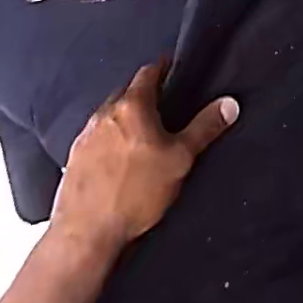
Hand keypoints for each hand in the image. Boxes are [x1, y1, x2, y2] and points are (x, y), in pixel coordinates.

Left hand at [51, 61, 238, 252]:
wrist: (86, 233)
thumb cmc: (136, 192)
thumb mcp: (179, 159)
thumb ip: (204, 128)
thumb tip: (229, 104)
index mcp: (132, 105)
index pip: (148, 72)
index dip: (162, 68)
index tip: (172, 69)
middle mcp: (105, 112)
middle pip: (127, 91)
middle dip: (143, 93)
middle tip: (162, 104)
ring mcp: (85, 134)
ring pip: (109, 114)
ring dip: (124, 117)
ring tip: (141, 132)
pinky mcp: (74, 157)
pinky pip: (95, 136)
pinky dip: (108, 138)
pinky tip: (117, 156)